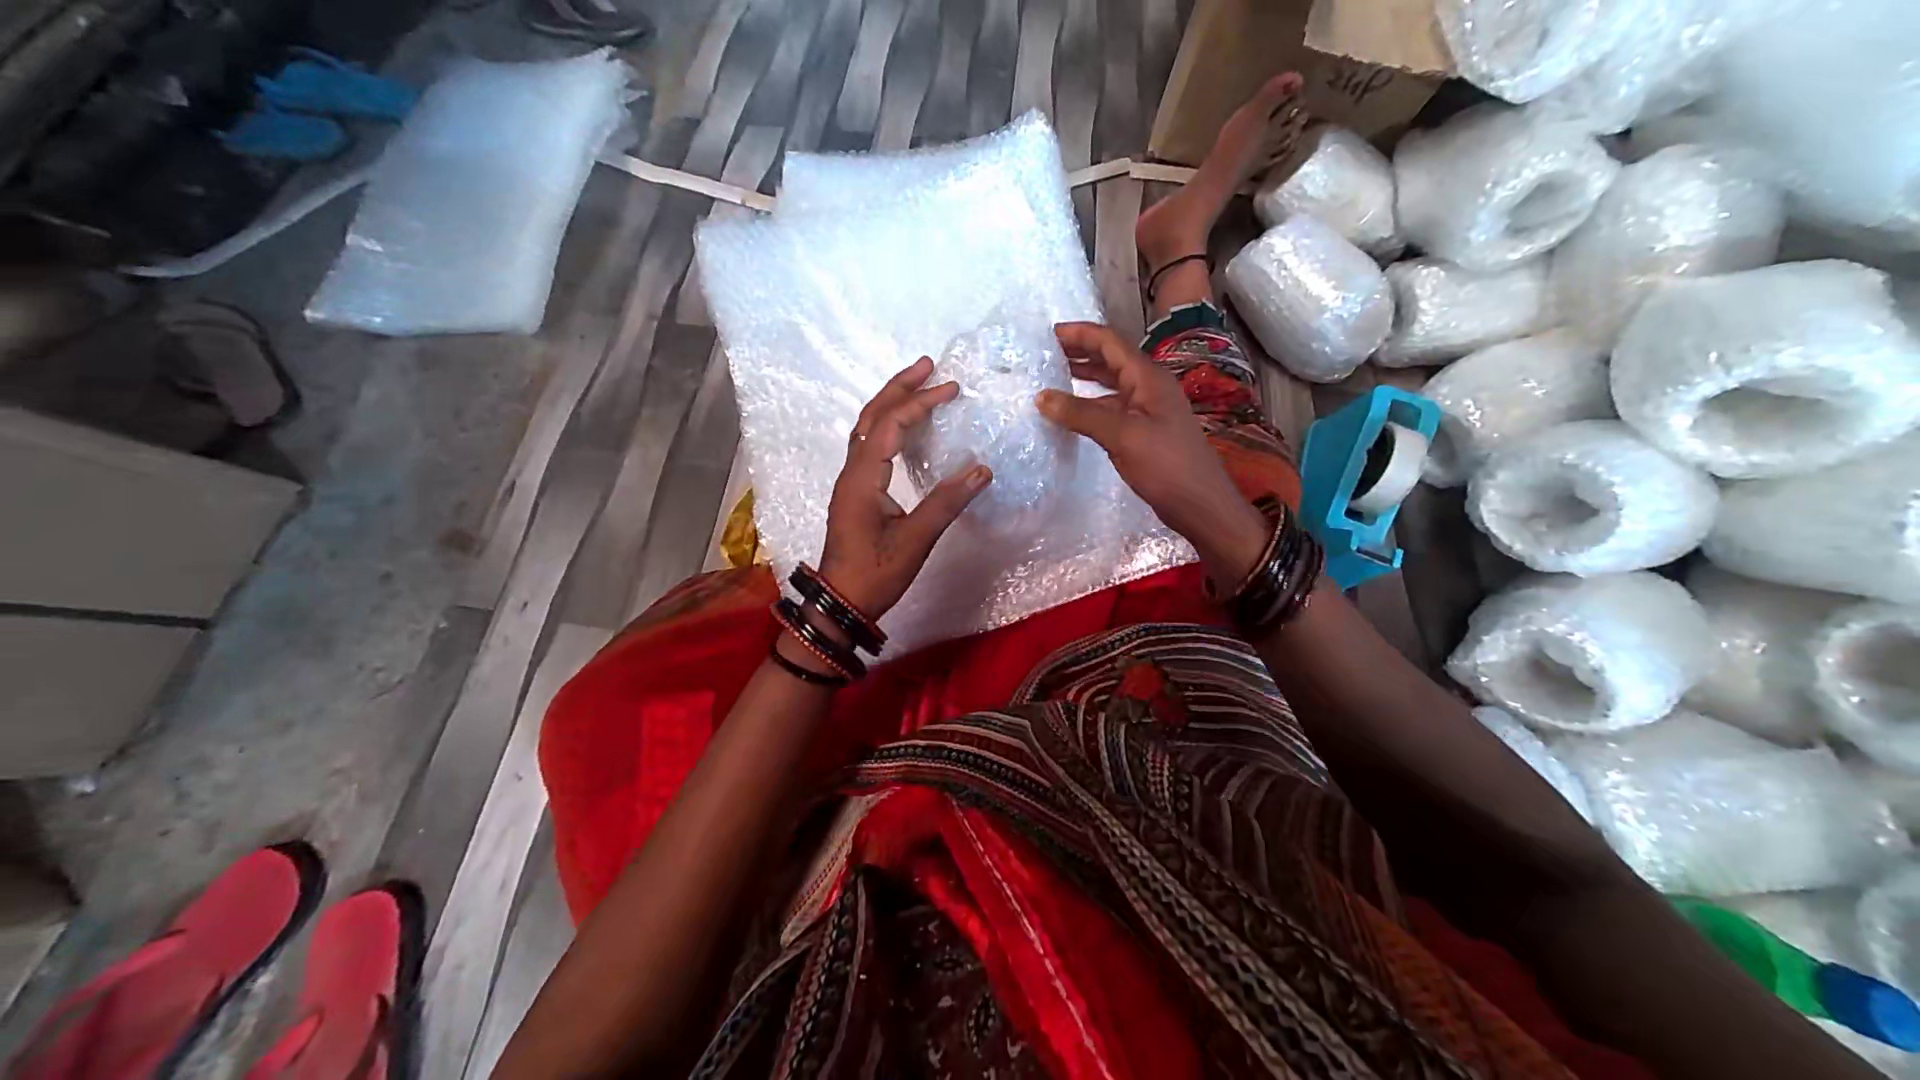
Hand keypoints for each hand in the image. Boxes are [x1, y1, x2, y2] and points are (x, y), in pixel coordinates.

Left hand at [818, 356, 992, 619]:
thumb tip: (982, 469)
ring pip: (866, 429)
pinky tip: (905, 429)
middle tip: (927, 365)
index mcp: (862, 478)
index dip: (920, 402)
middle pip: (871, 416)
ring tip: (918, 385)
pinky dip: (887, 426)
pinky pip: (869, 446)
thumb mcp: (916, 540)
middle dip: (899, 387)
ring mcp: (850, 482)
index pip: (890, 425)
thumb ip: (947, 502)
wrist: (841, 603)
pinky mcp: (855, 493)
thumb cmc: (875, 574)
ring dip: (890, 403)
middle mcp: (851, 472)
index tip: (951, 388)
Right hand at [1036, 322, 1267, 585]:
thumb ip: (1082, 414)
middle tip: (1044, 353)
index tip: (1047, 333)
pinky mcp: (1145, 431)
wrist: (1201, 504)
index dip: (1080, 334)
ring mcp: (1149, 409)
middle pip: (1111, 358)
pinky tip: (1073, 413)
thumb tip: (1041, 396)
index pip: (1110, 342)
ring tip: (1053, 376)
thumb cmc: (1167, 466)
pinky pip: (1113, 407)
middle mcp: (1149, 387)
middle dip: (1080, 351)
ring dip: (1085, 376)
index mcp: (1148, 378)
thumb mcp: (1122, 436)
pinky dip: (1091, 403)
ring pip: (1112, 383)